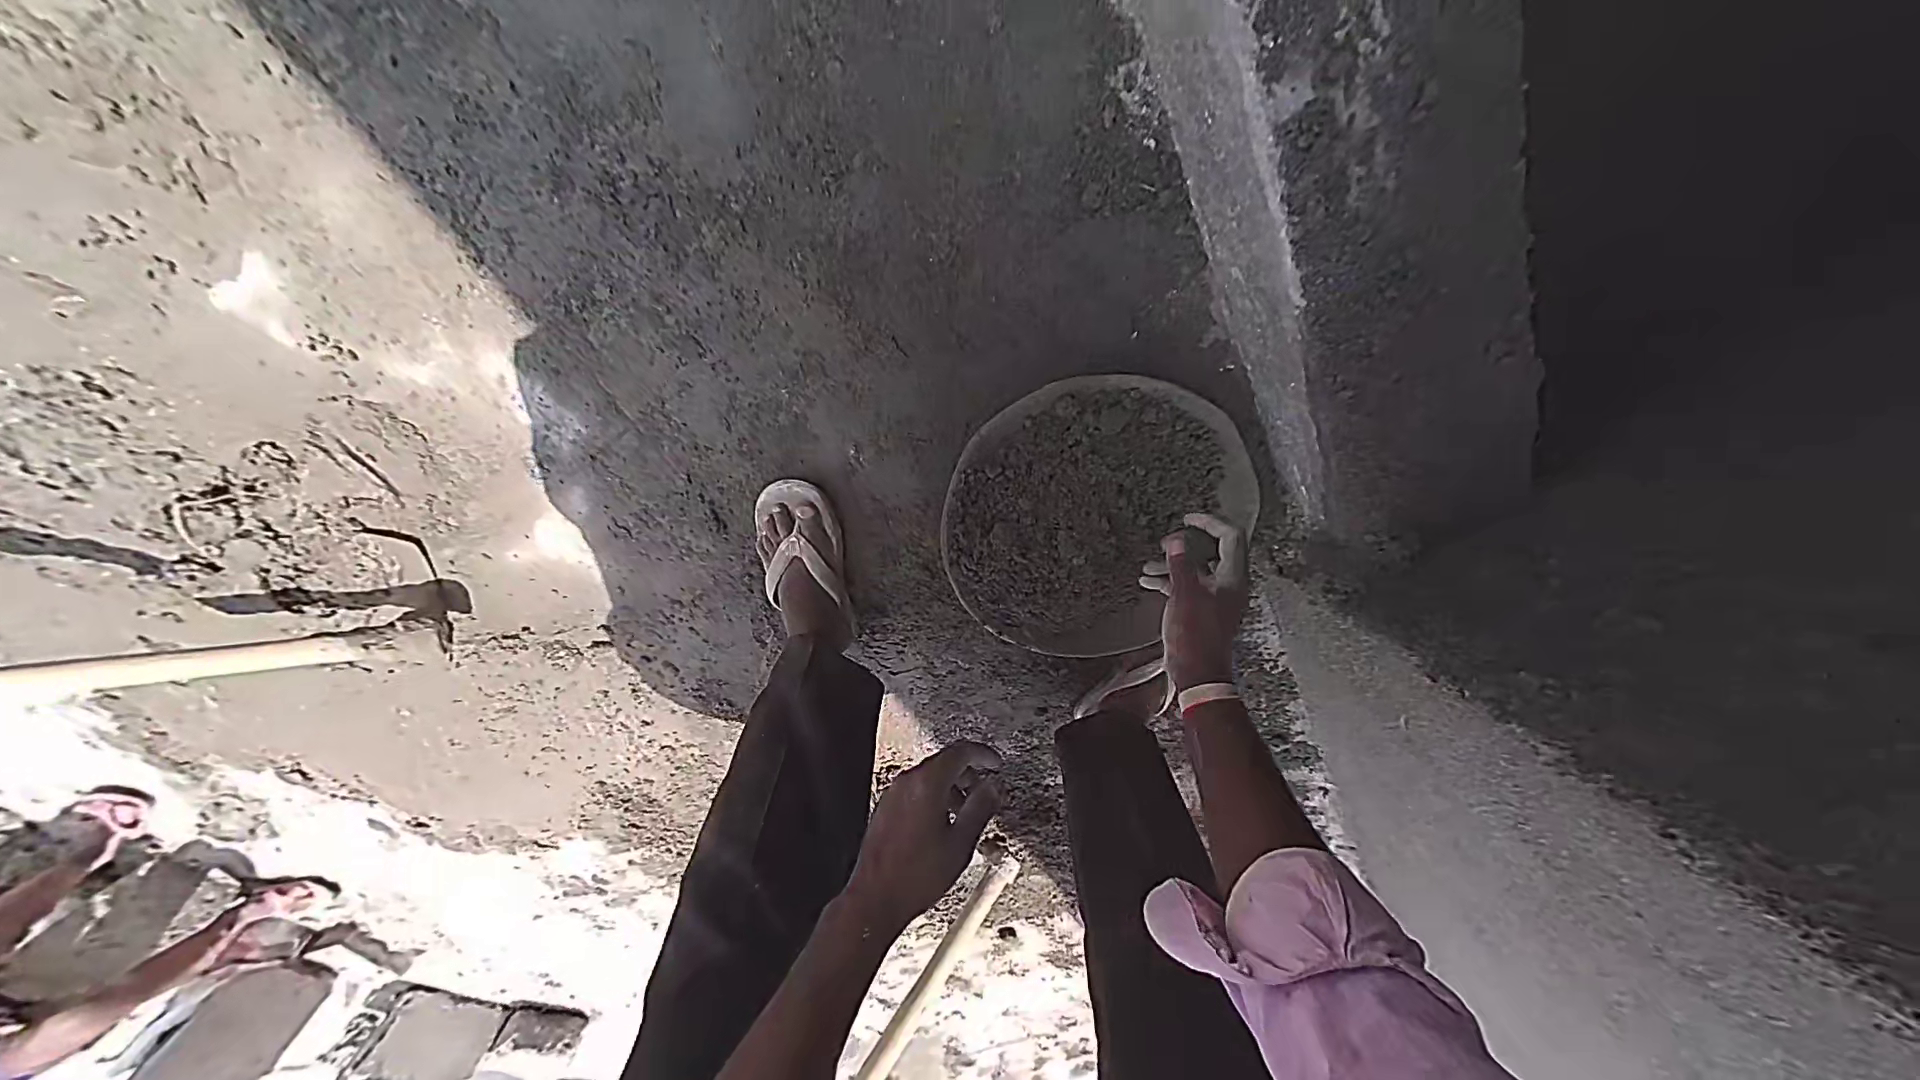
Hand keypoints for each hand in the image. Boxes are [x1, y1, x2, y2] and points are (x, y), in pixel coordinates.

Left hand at [843, 740, 1004, 933]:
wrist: (875, 899)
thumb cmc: (915, 876)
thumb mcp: (961, 843)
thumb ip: (980, 808)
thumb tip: (993, 789)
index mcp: (927, 784)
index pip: (960, 752)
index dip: (983, 755)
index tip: (995, 763)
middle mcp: (907, 782)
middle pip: (944, 761)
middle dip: (969, 773)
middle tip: (985, 790)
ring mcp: (893, 794)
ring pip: (930, 776)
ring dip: (952, 786)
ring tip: (966, 812)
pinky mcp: (886, 808)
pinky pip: (916, 790)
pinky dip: (934, 796)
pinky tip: (944, 823)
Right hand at [1140, 512, 1248, 691]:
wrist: (1196, 672)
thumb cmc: (1195, 635)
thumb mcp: (1184, 594)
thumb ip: (1181, 563)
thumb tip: (1177, 540)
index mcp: (1233, 577)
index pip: (1230, 536)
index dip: (1210, 522)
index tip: (1188, 518)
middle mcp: (1229, 585)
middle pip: (1212, 551)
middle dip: (1186, 545)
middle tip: (1166, 542)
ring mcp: (1217, 598)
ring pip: (1196, 570)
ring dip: (1172, 564)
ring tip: (1148, 567)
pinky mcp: (1203, 610)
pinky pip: (1188, 586)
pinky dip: (1170, 581)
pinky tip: (1149, 582)